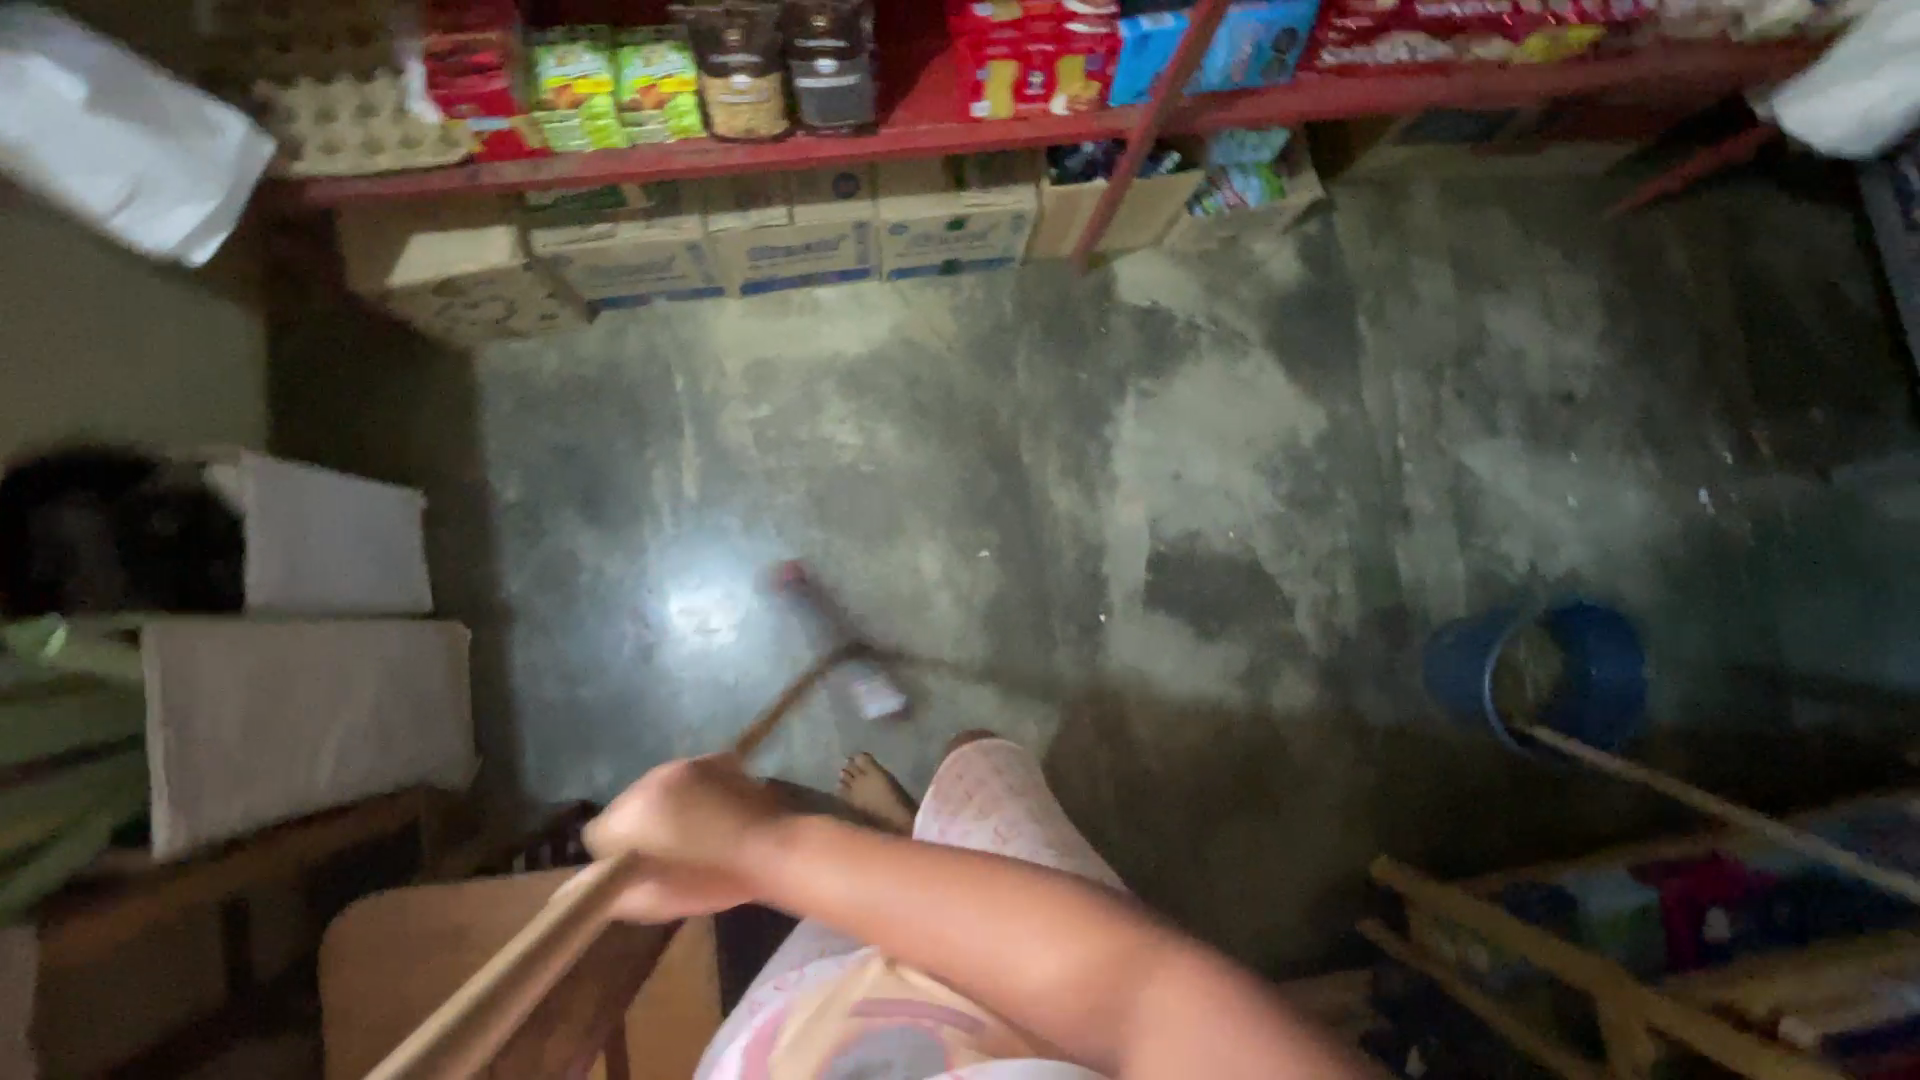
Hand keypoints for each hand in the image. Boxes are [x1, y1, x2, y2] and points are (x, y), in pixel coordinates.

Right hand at [582, 754, 789, 920]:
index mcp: (634, 812)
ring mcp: (689, 762)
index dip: (617, 856)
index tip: (641, 869)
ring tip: (696, 832)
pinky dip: (695, 790)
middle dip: (641, 827)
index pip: (599, 833)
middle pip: (628, 805)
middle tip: (671, 853)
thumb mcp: (655, 899)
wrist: (774, 849)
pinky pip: (691, 775)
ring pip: (658, 787)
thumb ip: (609, 892)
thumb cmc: (714, 879)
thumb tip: (573, 892)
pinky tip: (715, 811)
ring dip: (667, 806)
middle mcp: (654, 777)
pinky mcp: (718, 757)